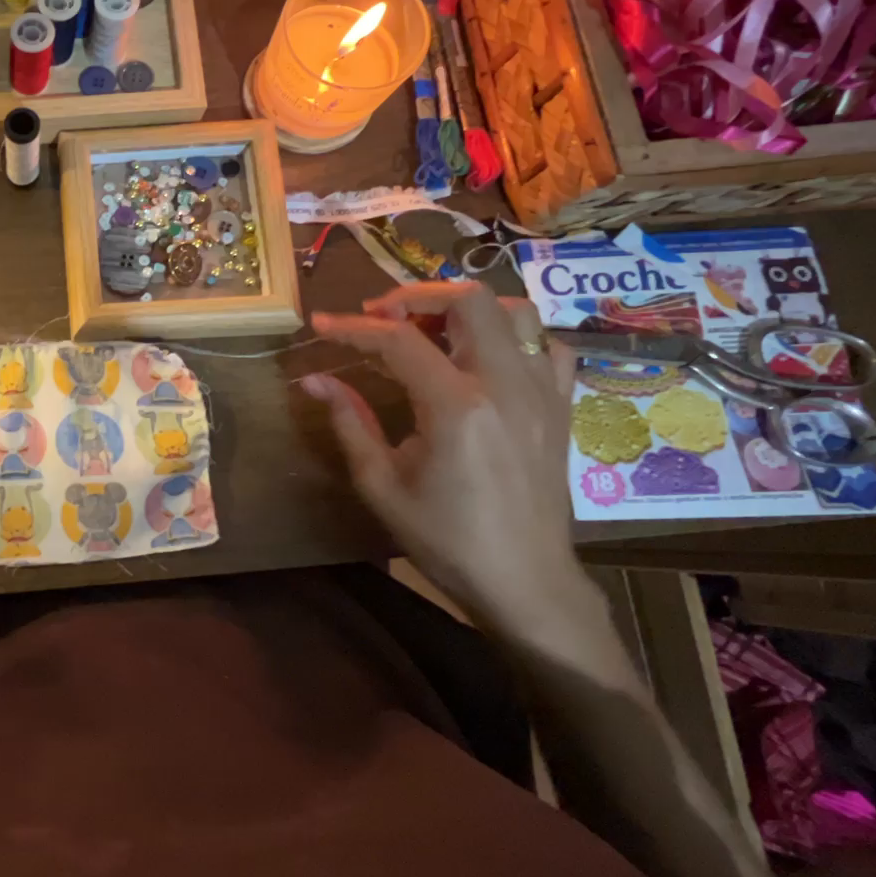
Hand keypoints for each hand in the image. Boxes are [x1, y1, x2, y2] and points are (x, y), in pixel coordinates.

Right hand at [304, 283, 581, 623]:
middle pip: (468, 301)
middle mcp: (506, 385)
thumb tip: (314, 380)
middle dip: (416, 296)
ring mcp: (543, 392)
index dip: (354, 327)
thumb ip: (349, 422)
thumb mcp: (381, 484)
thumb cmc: (444, 539)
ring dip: (466, 309)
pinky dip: (513, 336)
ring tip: (431, 329)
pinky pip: (547, 345)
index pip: (399, 340)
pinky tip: (484, 356)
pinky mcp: (562, 406)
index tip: (322, 325)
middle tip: (380, 318)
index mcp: (456, 407)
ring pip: (515, 312)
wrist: (524, 580)